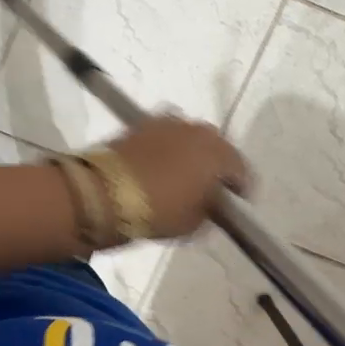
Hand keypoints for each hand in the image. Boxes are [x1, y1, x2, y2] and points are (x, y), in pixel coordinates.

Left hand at [107, 115, 248, 239]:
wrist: (103, 191)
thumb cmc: (157, 211)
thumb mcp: (193, 223)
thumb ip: (209, 207)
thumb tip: (209, 199)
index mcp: (218, 154)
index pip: (241, 169)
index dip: (240, 187)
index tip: (235, 201)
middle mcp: (197, 130)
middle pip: (215, 146)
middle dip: (215, 164)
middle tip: (207, 186)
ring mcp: (167, 122)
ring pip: (188, 137)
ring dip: (189, 151)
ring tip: (181, 173)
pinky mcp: (140, 123)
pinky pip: (163, 135)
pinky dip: (165, 147)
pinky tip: (158, 163)